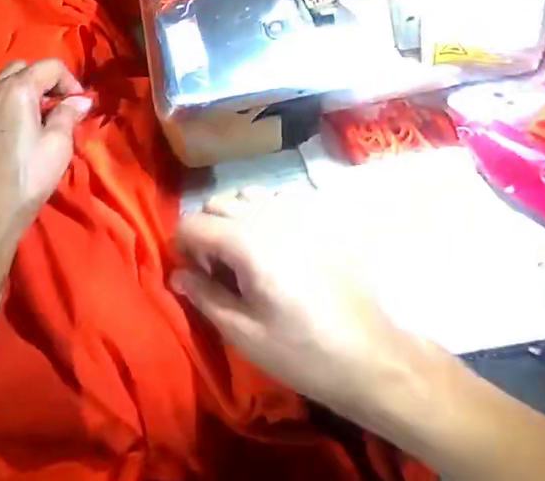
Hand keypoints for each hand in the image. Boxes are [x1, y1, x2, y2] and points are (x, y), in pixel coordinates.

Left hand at [0, 60, 91, 249]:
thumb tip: (78, 100)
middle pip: (20, 68)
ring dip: (20, 94)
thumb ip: (68, 114)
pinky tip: (9, 139)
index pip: (49, 66)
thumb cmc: (26, 180)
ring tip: (34, 122)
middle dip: (42, 80)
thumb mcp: (58, 146)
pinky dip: (1, 111)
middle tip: (57, 107)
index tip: (78, 104)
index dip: (70, 80)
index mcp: (16, 90)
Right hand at [171, 188, 436, 425]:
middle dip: (206, 230)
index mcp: (247, 242)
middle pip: (217, 203)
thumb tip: (177, 273)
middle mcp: (268, 214)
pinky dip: (260, 213)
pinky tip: (273, 250)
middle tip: (217, 272)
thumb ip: (205, 296)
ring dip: (232, 218)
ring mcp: (295, 209)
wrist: (367, 351)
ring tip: (243, 260)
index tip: (191, 275)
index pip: (193, 223)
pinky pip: (274, 198)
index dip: (182, 246)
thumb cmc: (301, 350)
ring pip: (245, 194)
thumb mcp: (245, 334)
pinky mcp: (316, 214)